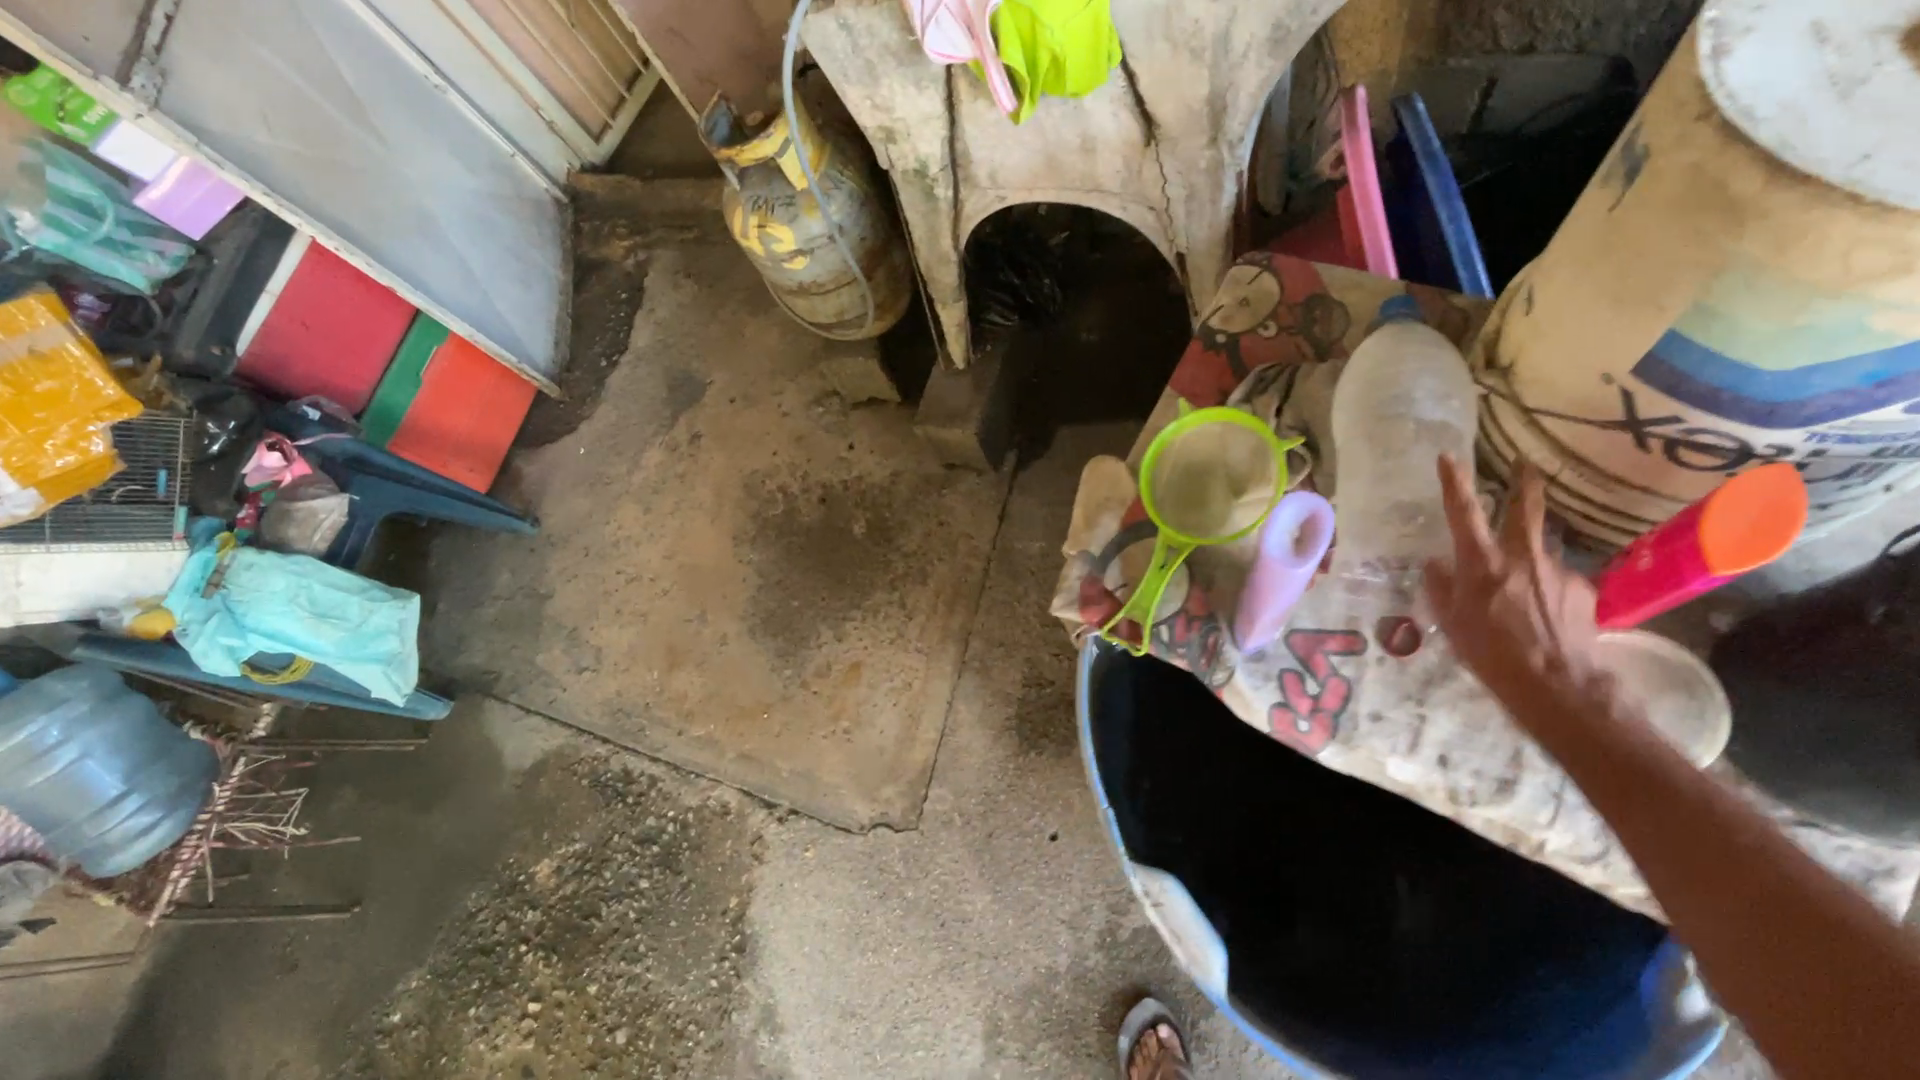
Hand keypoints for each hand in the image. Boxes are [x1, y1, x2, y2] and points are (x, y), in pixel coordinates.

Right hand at [1423, 455, 1607, 724]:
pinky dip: (1547, 590)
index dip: (1454, 483)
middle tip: (1525, 463)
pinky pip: (1557, 581)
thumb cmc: (1490, 654)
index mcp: (1483, 563)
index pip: (1464, 513)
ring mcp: (1557, 571)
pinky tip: (1544, 614)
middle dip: (1524, 482)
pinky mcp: (1582, 590)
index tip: (1449, 457)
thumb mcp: (1451, 623)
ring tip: (1523, 583)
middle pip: (1525, 508)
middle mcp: (1522, 557)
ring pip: (1541, 550)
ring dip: (1531, 556)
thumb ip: (1442, 588)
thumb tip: (1436, 564)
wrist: (1555, 684)